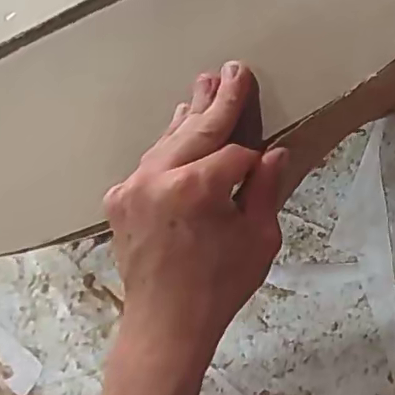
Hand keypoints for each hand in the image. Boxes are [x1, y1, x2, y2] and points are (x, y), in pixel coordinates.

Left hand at [104, 62, 288, 387]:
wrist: (164, 325)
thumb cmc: (219, 287)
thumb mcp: (258, 240)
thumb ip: (264, 189)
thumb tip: (274, 153)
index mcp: (195, 187)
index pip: (234, 153)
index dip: (253, 158)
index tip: (266, 156)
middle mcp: (157, 177)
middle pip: (197, 129)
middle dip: (219, 100)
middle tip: (233, 70)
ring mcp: (132, 186)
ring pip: (169, 140)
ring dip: (190, 115)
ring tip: (204, 86)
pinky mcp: (119, 199)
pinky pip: (150, 162)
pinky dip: (169, 145)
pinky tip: (178, 128)